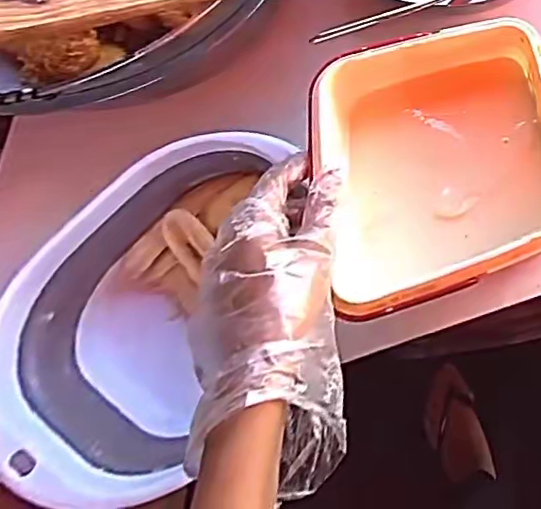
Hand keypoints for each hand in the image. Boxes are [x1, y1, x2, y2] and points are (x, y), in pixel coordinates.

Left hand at [185, 156, 346, 498]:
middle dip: (290, 196)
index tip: (317, 162)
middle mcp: (222, 242)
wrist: (254, 379)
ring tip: (309, 230)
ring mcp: (212, 272)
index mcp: (247, 225)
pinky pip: (239, 258)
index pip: (274, 178)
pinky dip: (263, 250)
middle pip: (259, 204)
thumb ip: (323, 208)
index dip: (298, 166)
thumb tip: (330, 175)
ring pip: (248, 232)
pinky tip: (284, 264)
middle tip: (320, 196)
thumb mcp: (316, 253)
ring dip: (278, 224)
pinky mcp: (211, 298)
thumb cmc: (286, 315)